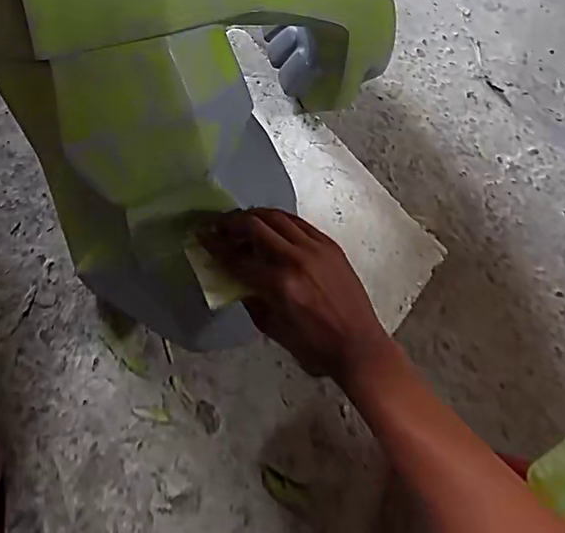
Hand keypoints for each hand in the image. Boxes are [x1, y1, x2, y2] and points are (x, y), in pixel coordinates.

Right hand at [199, 208, 392, 380]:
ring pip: (275, 217)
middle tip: (219, 226)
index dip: (215, 246)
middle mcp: (296, 260)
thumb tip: (235, 278)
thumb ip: (251, 300)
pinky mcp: (329, 246)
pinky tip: (269, 225)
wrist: (361, 349)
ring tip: (241, 221)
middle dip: (231, 223)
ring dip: (253, 216)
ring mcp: (315, 249)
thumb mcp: (274, 329)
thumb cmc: (316, 348)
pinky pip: (297, 222)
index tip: (202, 237)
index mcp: (280, 285)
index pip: (238, 258)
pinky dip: (278, 219)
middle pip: (254, 226)